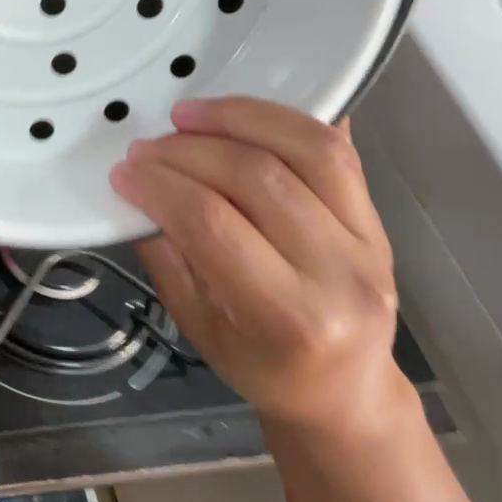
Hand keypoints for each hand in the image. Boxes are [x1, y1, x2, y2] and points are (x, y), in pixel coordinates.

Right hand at [111, 98, 411, 437]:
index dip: (159, 186)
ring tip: (189, 115)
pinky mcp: (378, 217)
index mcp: (288, 317)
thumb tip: (137, 192)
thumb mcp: (196, 324)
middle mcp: (339, 275)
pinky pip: (336, 149)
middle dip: (186, 150)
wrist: (345, 389)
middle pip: (256, 178)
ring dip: (238, 119)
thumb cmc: (261, 365)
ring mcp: (369, 241)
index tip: (123, 172)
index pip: (213, 225)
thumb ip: (168, 255)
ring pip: (307, 150)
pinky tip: (239, 113)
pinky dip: (284, 119)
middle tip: (145, 147)